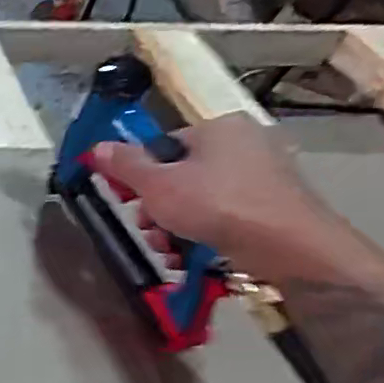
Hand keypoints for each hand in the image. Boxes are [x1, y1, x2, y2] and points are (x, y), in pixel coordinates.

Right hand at [89, 112, 350, 277]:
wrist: (285, 244)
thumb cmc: (214, 204)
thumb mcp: (155, 185)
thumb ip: (124, 165)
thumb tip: (98, 147)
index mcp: (220, 128)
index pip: (162, 147)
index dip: (139, 175)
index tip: (128, 200)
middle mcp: (246, 143)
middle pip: (178, 176)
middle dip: (155, 209)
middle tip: (147, 228)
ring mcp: (263, 175)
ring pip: (196, 200)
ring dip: (170, 227)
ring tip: (166, 248)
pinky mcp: (270, 205)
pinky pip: (221, 214)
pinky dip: (199, 234)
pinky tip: (186, 254)